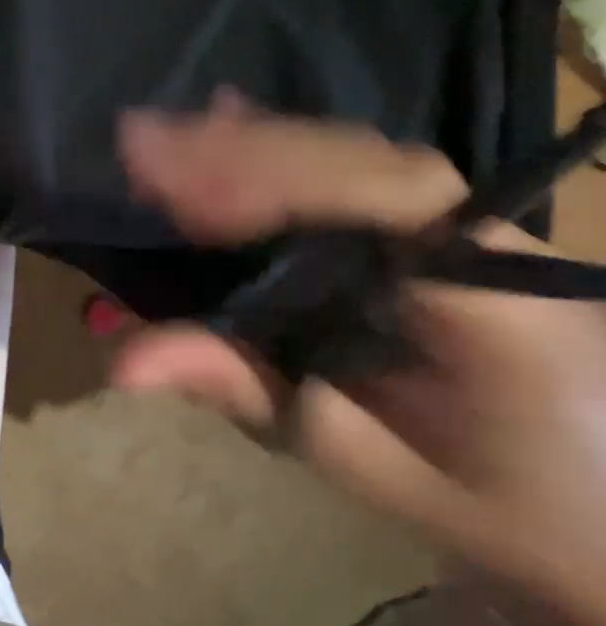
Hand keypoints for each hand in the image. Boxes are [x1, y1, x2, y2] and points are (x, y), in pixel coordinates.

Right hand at [112, 99, 605, 625]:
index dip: (276, 183)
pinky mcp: (444, 239)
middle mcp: (495, 248)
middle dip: (242, 152)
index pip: (393, 206)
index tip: (176, 195)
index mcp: (500, 307)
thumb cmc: (496, 502)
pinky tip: (227, 123)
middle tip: (136, 147)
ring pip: (361, 161)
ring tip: (156, 141)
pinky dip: (281, 153)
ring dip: (251, 145)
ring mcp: (476, 234)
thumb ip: (256, 397)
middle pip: (365, 165)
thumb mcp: (370, 467)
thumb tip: (124, 362)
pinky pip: (360, 177)